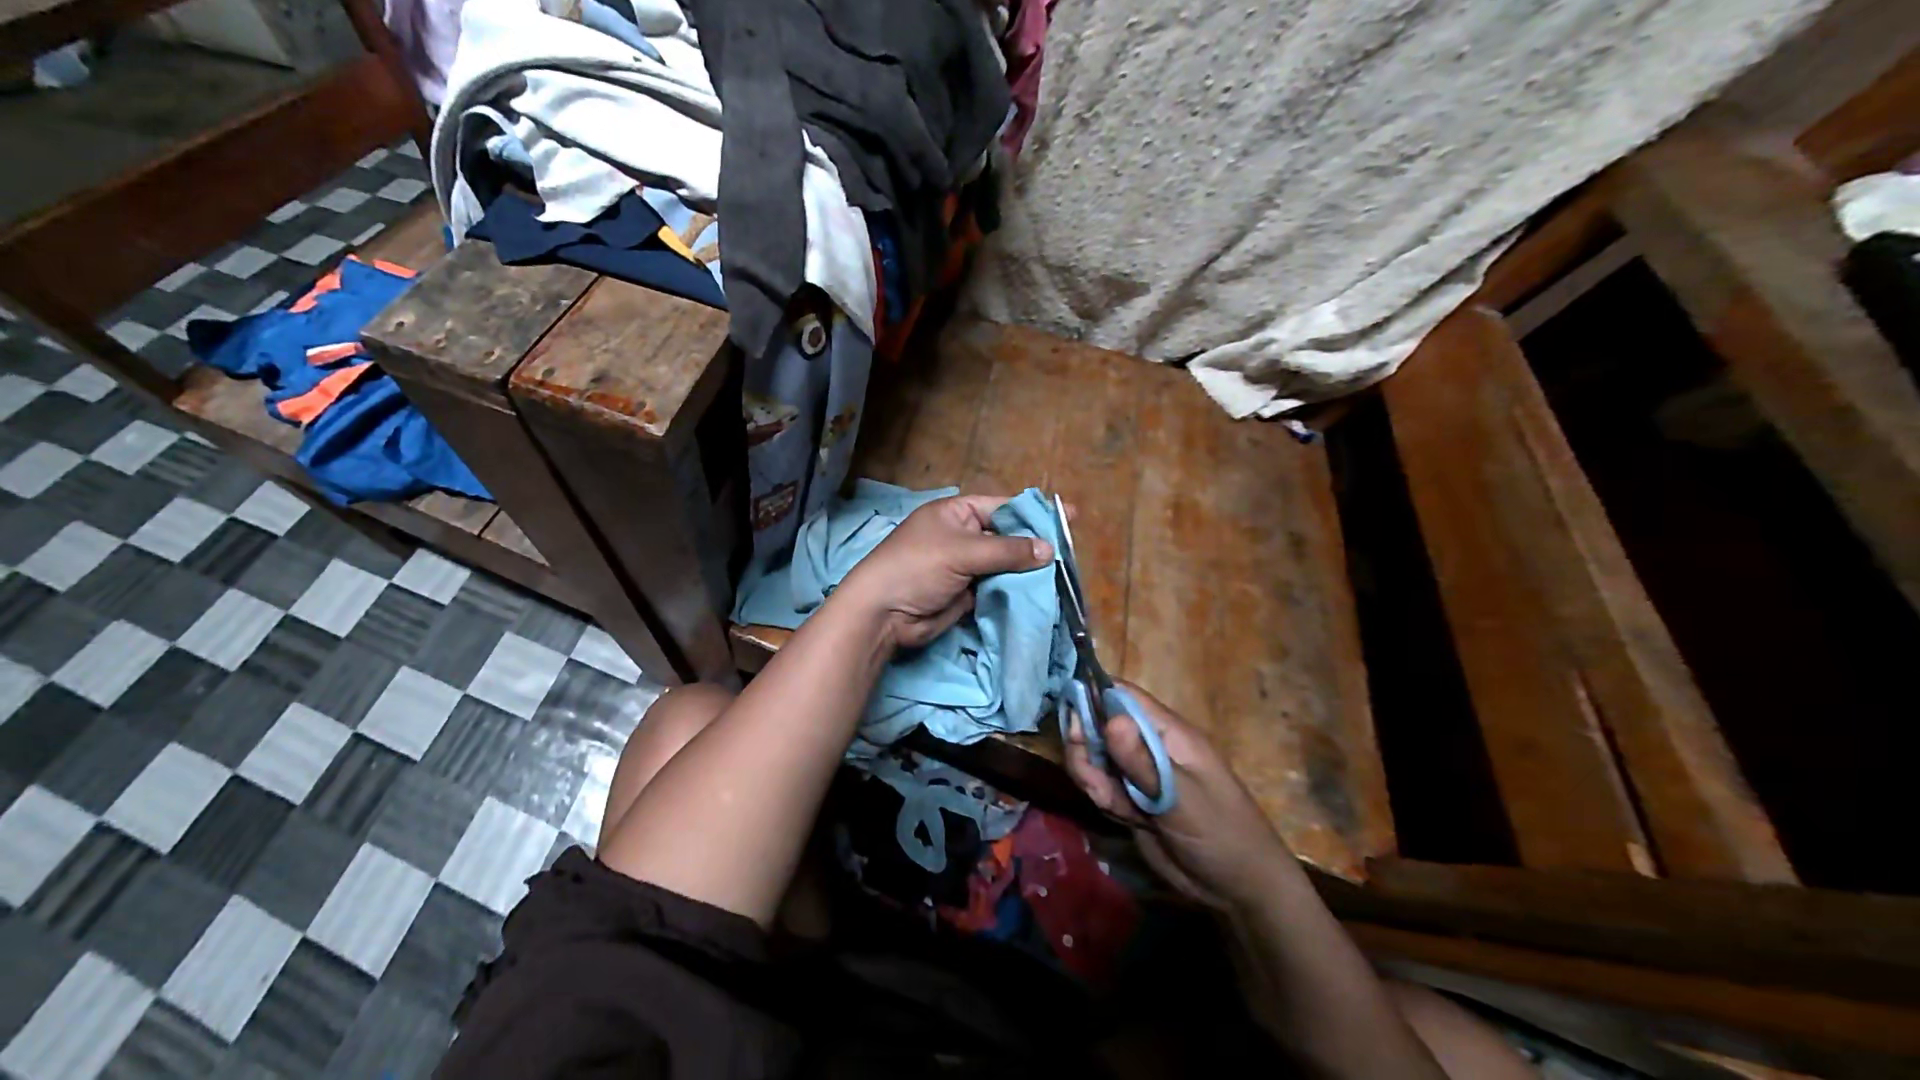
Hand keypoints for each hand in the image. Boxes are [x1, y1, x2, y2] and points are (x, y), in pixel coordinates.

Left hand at [835, 494, 1053, 649]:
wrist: (884, 613)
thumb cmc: (918, 567)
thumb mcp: (963, 551)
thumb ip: (1007, 550)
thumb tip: (1048, 549)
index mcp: (958, 513)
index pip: (1004, 507)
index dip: (1035, 512)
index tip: (1069, 516)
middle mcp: (963, 536)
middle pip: (1008, 537)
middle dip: (1035, 545)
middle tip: (1071, 554)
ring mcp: (966, 566)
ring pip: (1006, 566)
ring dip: (1028, 572)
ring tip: (1063, 577)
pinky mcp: (967, 594)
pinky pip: (998, 589)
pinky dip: (1016, 592)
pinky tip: (1041, 595)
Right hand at [1064, 682, 1292, 909]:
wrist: (1239, 890)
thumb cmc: (1222, 835)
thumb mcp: (1183, 800)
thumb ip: (1143, 763)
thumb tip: (1110, 720)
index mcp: (1168, 733)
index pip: (1123, 696)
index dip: (1094, 698)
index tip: (1071, 720)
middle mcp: (1150, 746)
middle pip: (1100, 726)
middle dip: (1087, 748)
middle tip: (1093, 780)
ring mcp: (1141, 774)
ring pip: (1098, 759)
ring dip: (1093, 778)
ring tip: (1111, 804)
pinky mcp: (1134, 800)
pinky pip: (1104, 787)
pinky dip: (1102, 799)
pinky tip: (1122, 818)